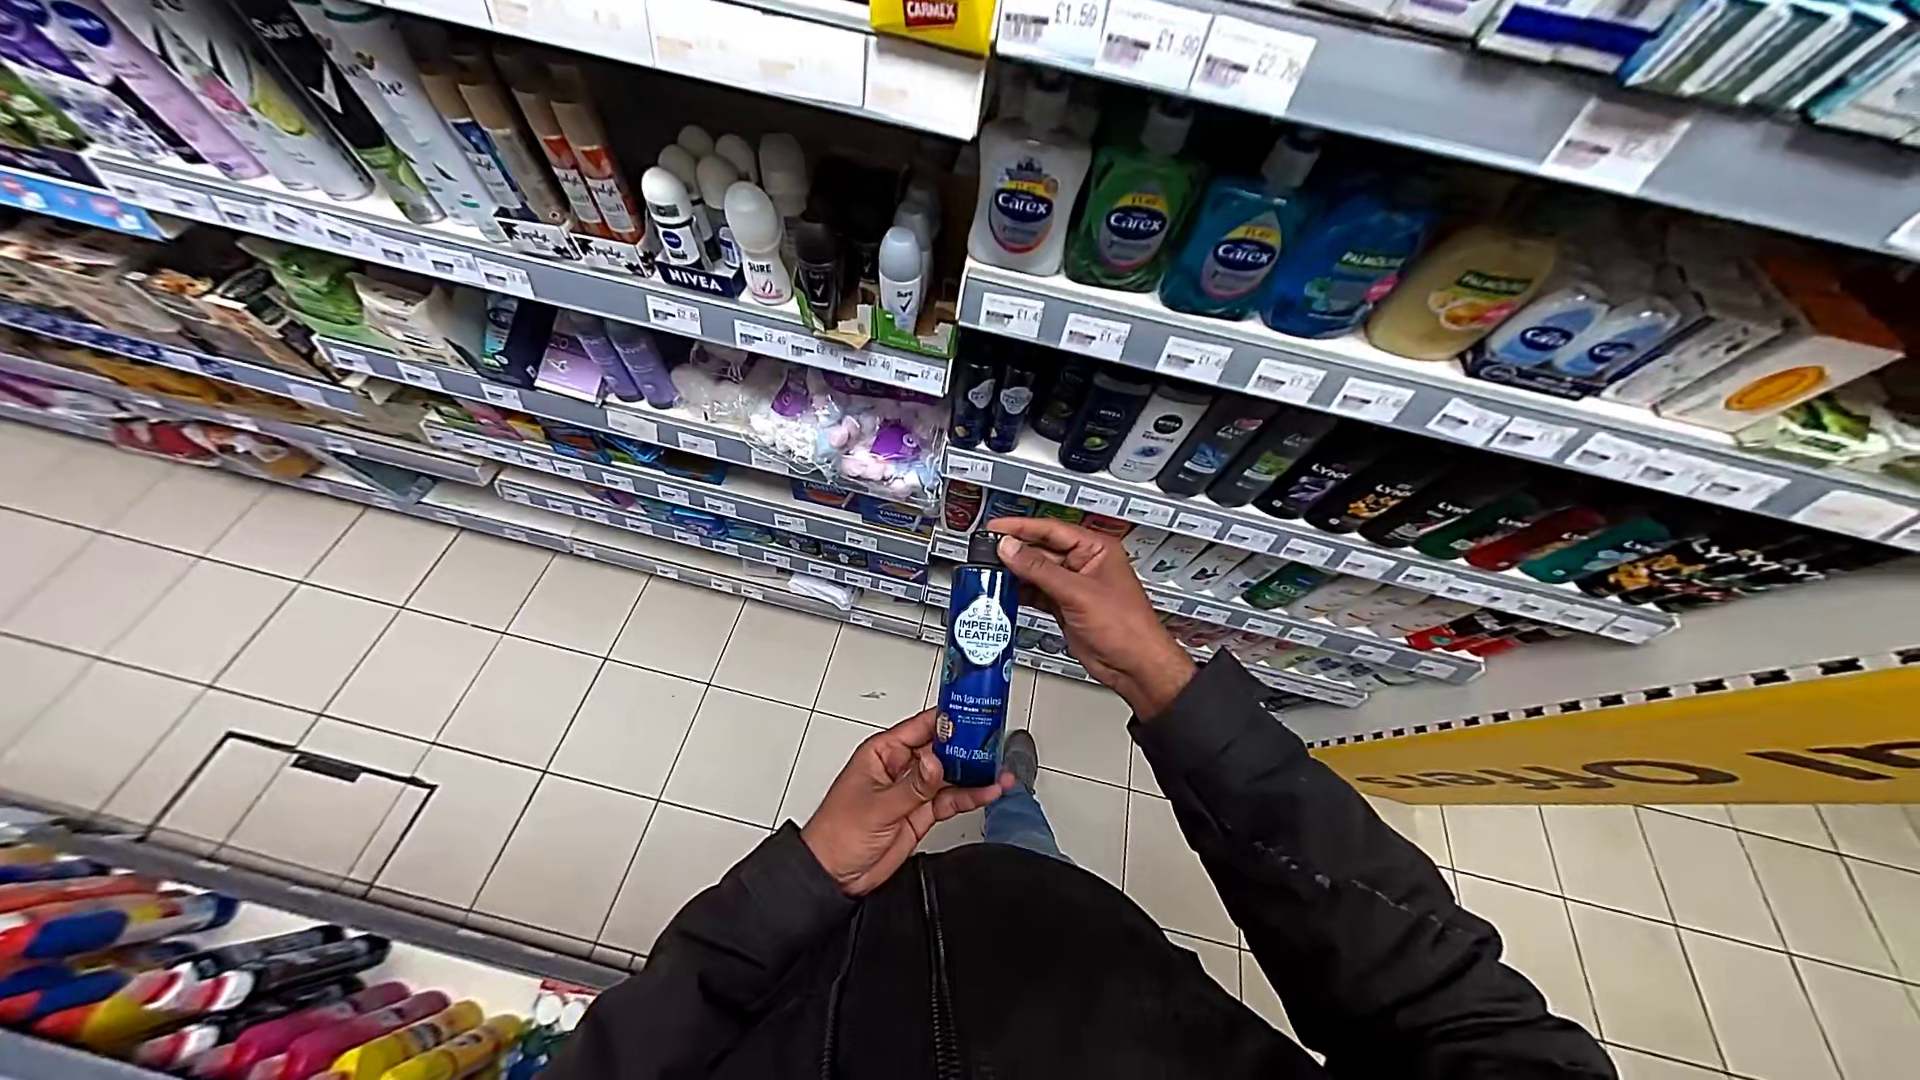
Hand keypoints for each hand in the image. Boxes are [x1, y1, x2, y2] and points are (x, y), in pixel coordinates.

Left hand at [801, 709, 1007, 895]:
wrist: (833, 877)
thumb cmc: (836, 834)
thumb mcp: (877, 806)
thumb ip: (913, 785)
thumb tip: (937, 762)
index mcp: (883, 753)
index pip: (921, 727)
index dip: (947, 719)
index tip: (972, 713)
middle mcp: (900, 767)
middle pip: (941, 748)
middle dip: (968, 746)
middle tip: (994, 744)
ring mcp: (912, 790)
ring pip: (950, 774)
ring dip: (974, 773)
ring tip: (999, 771)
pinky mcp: (921, 813)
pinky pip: (950, 799)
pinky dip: (970, 796)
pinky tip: (987, 792)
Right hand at [989, 517, 1195, 717]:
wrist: (1135, 666)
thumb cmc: (1127, 627)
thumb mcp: (1078, 592)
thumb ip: (1040, 570)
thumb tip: (1012, 549)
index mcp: (1096, 549)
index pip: (1052, 529)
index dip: (1022, 527)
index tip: (997, 528)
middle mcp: (1084, 564)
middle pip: (1041, 550)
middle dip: (1015, 551)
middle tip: (987, 551)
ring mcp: (1074, 586)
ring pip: (1037, 573)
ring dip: (1016, 573)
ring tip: (991, 571)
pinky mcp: (1066, 606)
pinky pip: (1038, 593)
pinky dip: (1022, 593)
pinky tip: (1007, 592)